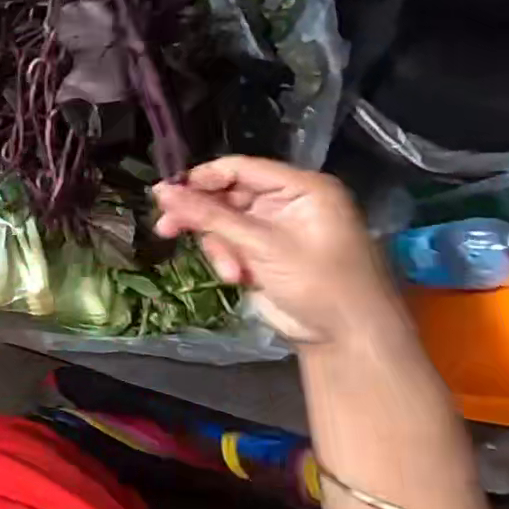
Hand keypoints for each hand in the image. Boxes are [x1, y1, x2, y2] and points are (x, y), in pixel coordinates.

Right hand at [152, 156, 402, 345]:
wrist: (348, 340)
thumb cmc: (320, 283)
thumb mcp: (262, 245)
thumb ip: (209, 216)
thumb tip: (160, 191)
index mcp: (301, 189)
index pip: (239, 168)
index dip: (201, 179)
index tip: (166, 194)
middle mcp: (286, 202)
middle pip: (225, 195)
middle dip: (201, 218)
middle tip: (167, 228)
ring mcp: (273, 227)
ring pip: (221, 221)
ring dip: (218, 246)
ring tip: (228, 271)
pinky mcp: (262, 250)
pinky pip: (228, 242)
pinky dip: (226, 258)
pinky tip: (236, 277)